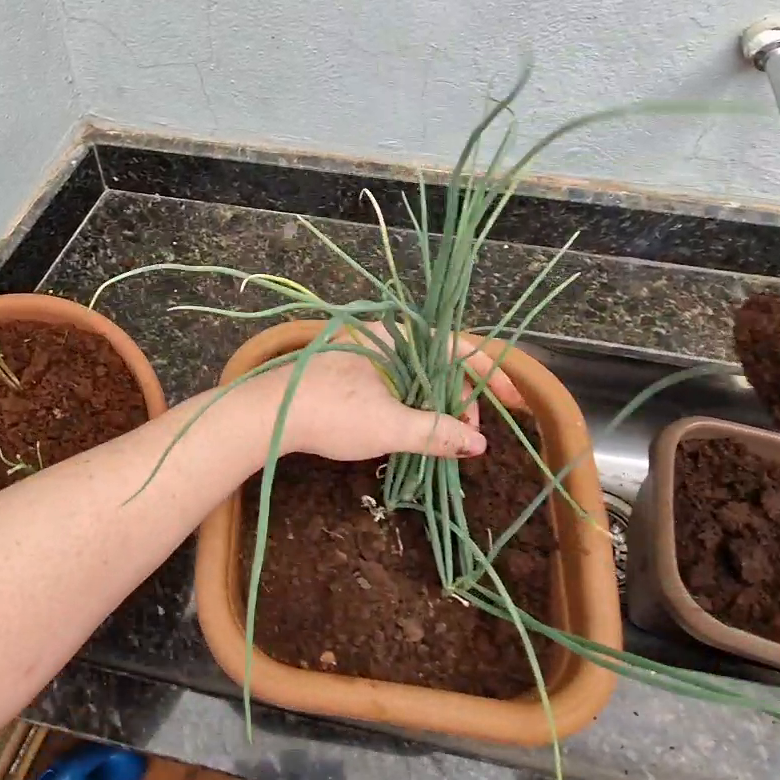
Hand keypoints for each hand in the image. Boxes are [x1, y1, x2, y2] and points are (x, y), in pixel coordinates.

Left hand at [218, 332, 520, 462]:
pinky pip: (394, 385)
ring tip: (447, 439)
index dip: (490, 376)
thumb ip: (437, 432)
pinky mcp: (347, 374)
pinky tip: (415, 430)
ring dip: (436, 406)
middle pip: (438, 363)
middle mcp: (381, 338)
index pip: (458, 350)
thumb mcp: (390, 425)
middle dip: (461, 398)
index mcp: (395, 337)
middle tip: (470, 436)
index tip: (514, 405)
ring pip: (415, 377)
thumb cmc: (329, 413)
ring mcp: (363, 354)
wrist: (265, 414)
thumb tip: (477, 443)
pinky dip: (411, 406)